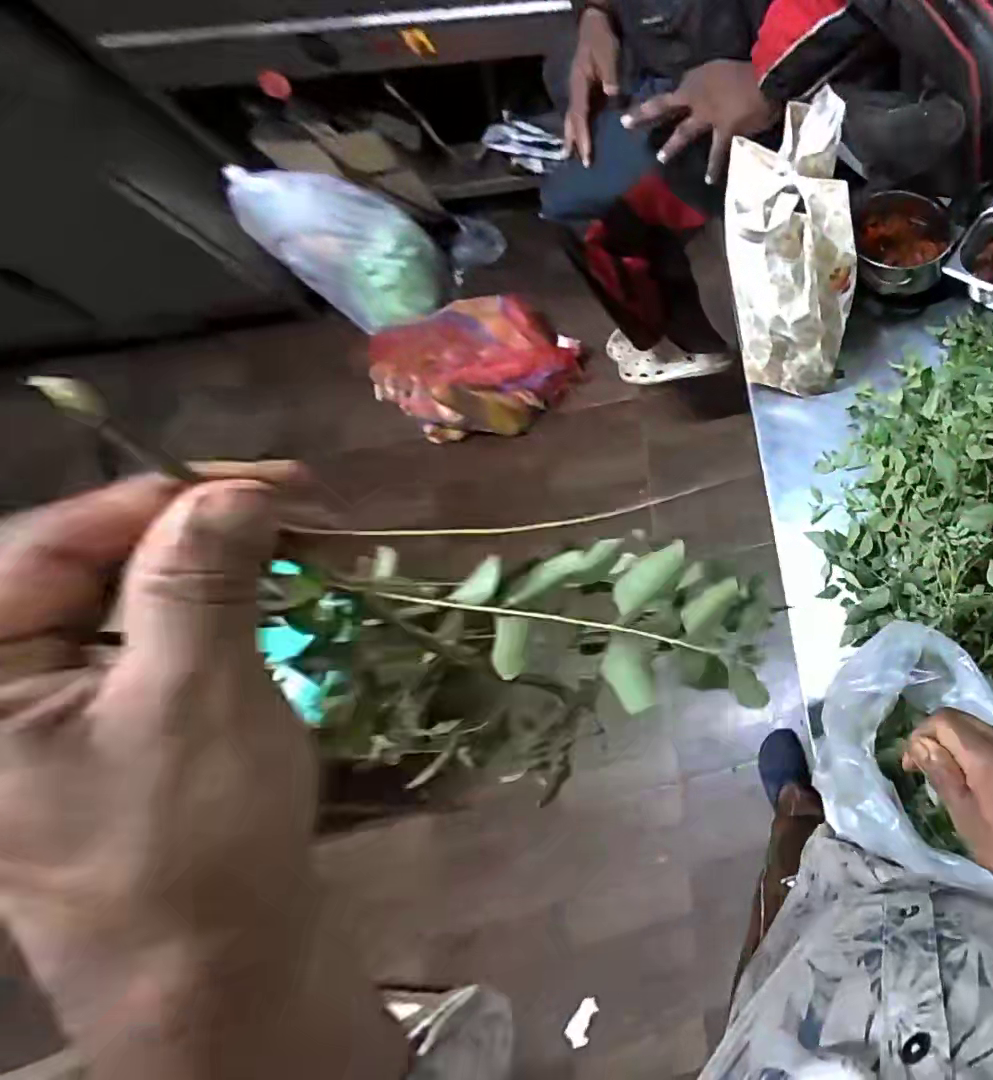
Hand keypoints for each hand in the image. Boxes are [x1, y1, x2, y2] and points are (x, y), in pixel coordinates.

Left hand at [0, 470, 402, 1078]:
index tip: (286, 481)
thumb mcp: (196, 699)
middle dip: (201, 527)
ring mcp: (36, 694)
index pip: (48, 542)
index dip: (169, 498)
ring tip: (308, 547)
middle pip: (84, 562)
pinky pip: (154, 629)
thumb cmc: (190, 826)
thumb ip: (201, 587)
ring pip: (127, 591)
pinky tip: (278, 594)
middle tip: (308, 511)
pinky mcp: (100, 708)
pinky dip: (224, 601)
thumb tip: (237, 492)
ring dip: (221, 561)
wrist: (211, 938)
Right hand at [565, 7, 620, 166]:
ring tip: (571, 157)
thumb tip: (613, 97)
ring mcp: (579, 92)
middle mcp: (576, 90)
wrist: (597, 27)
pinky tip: (582, 141)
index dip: (583, 137)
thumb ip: (611, 79)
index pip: (580, 116)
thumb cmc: (603, 43)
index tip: (586, 155)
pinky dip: (580, 129)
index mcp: (579, 84)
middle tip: (578, 163)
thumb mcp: (608, 57)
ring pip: (574, 119)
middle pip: (572, 120)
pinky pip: (582, 115)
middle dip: (575, 142)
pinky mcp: (587, 93)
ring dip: (574, 138)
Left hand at [623, 59, 776, 184]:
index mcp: (693, 80)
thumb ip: (710, 86)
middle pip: (664, 107)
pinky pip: (717, 153)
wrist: (763, 80)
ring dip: (671, 146)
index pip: (674, 91)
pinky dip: (713, 168)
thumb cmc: (745, 73)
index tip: (649, 108)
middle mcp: (694, 97)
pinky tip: (708, 180)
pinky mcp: (724, 132)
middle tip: (625, 124)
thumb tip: (709, 99)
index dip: (663, 99)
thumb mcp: (719, 72)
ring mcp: (707, 116)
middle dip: (643, 115)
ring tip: (660, 158)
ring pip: (684, 132)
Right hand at [905, 709, 992, 936]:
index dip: (919, 737)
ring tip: (937, 773)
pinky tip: (961, 773)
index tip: (911, 767)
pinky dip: (964, 744)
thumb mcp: (966, 817)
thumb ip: (942, 775)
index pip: (942, 720)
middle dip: (931, 735)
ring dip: (947, 740)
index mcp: (983, 754)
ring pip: (969, 724)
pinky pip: (983, 735)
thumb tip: (919, 745)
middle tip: (919, 768)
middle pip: (955, 717)